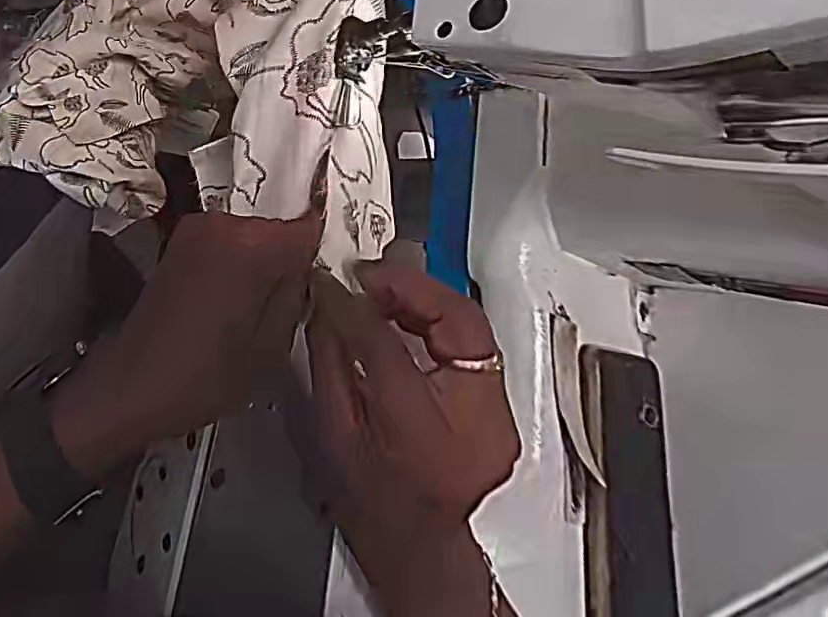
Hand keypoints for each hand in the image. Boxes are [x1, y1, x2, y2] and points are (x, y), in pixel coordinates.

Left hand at [49, 208, 322, 476]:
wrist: (130, 386)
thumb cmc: (203, 376)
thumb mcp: (270, 346)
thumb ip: (298, 292)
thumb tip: (310, 263)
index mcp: (250, 245)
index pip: (308, 226)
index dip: (323, 248)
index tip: (329, 269)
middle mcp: (223, 222)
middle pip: (280, 227)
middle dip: (292, 257)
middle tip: (295, 297)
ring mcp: (199, 227)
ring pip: (256, 233)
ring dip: (265, 259)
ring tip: (261, 303)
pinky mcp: (183, 239)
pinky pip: (231, 239)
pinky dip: (241, 259)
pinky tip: (237, 296)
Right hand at [307, 261, 520, 615]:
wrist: (425, 551)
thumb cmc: (376, 503)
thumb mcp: (335, 433)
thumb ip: (330, 360)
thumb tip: (326, 304)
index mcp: (420, 431)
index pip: (386, 342)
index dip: (354, 305)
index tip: (332, 283)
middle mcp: (473, 418)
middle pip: (455, 321)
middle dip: (409, 285)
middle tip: (368, 276)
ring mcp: (497, 413)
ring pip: (472, 323)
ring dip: (425, 296)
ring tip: (383, 290)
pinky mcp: (501, 406)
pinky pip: (473, 340)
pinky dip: (438, 317)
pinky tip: (407, 314)